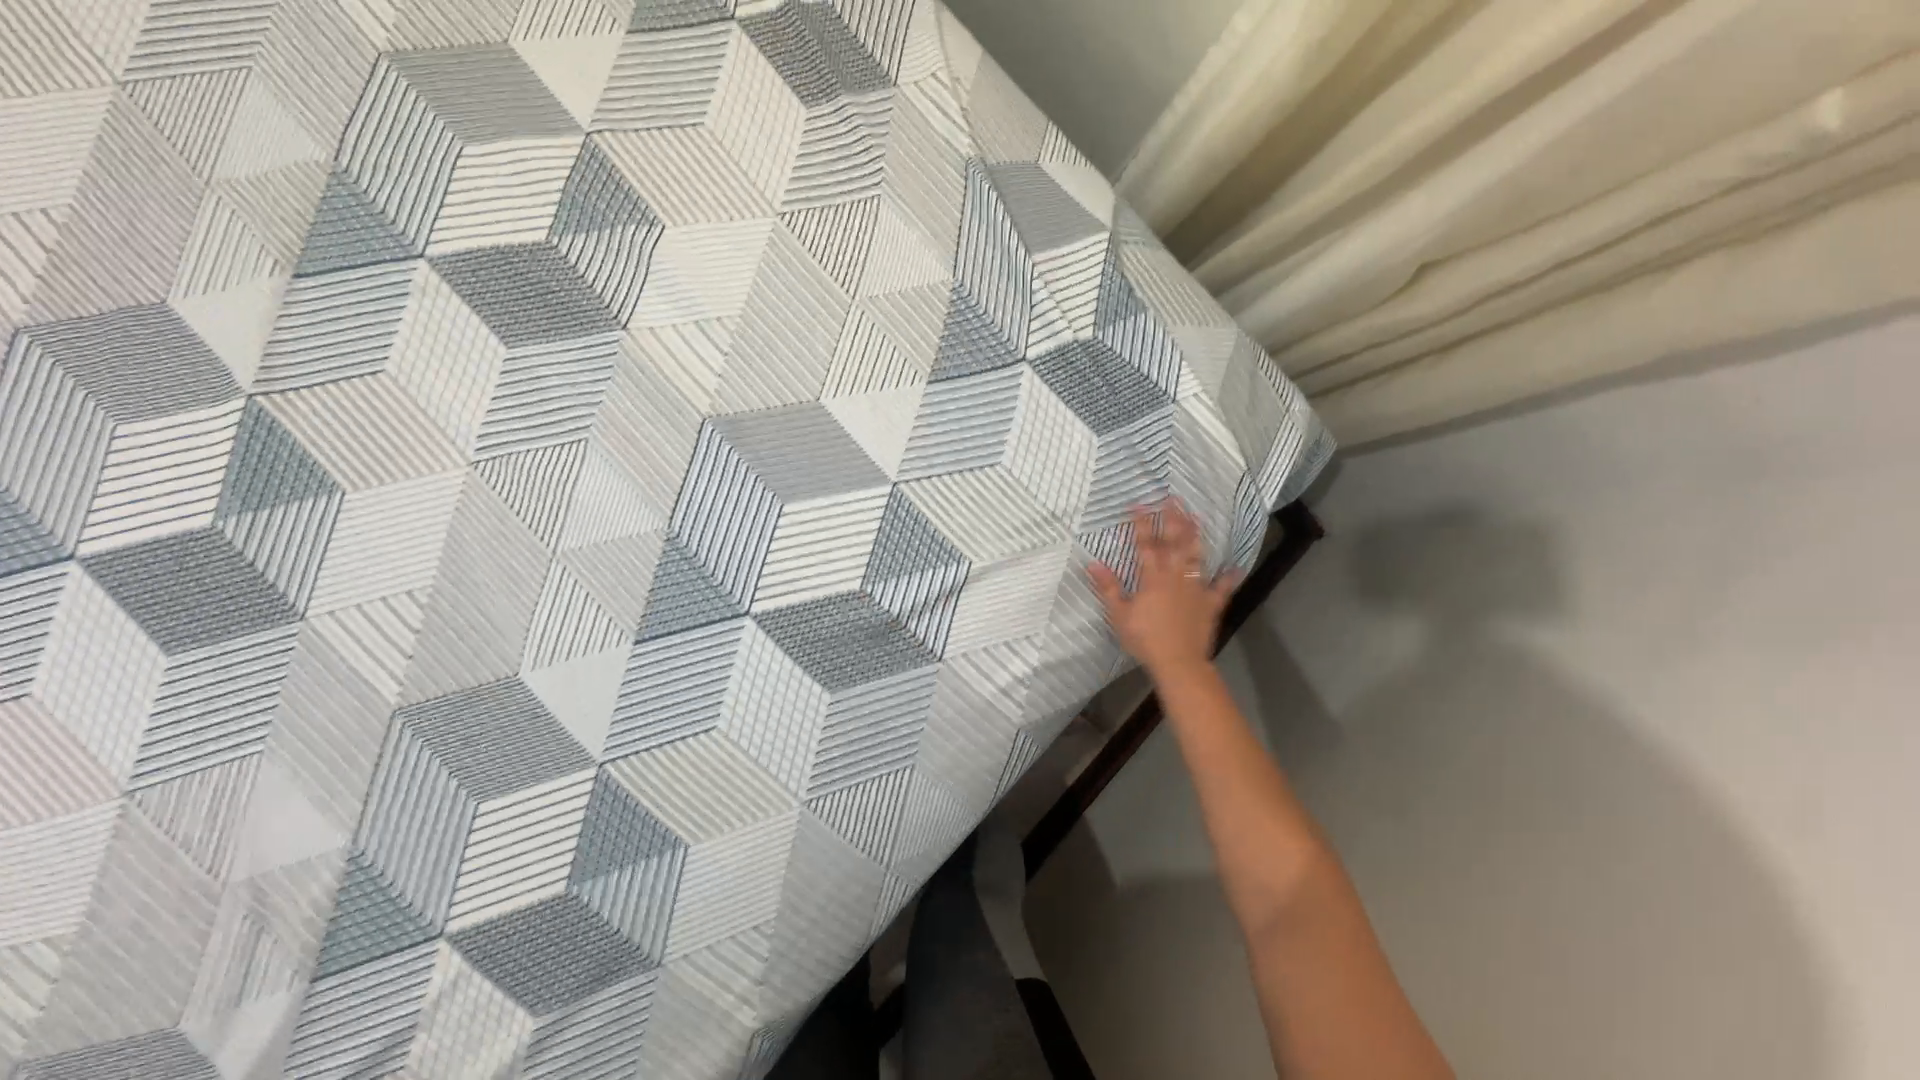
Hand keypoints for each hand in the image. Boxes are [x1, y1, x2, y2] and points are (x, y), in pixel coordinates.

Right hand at [1089, 499, 1239, 679]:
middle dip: (1172, 520)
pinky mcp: (1210, 604)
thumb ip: (1108, 587)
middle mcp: (1175, 577)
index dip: (1141, 524)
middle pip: (1174, 543)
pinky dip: (1228, 578)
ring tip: (1196, 518)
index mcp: (1152, 578)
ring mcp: (1196, 588)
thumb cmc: (1144, 638)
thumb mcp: (1119, 614)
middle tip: (1173, 499)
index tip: (1139, 504)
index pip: (1145, 545)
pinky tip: (1235, 568)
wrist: (1178, 661)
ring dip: (1196, 537)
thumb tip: (1092, 563)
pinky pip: (1221, 589)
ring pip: (1196, 557)